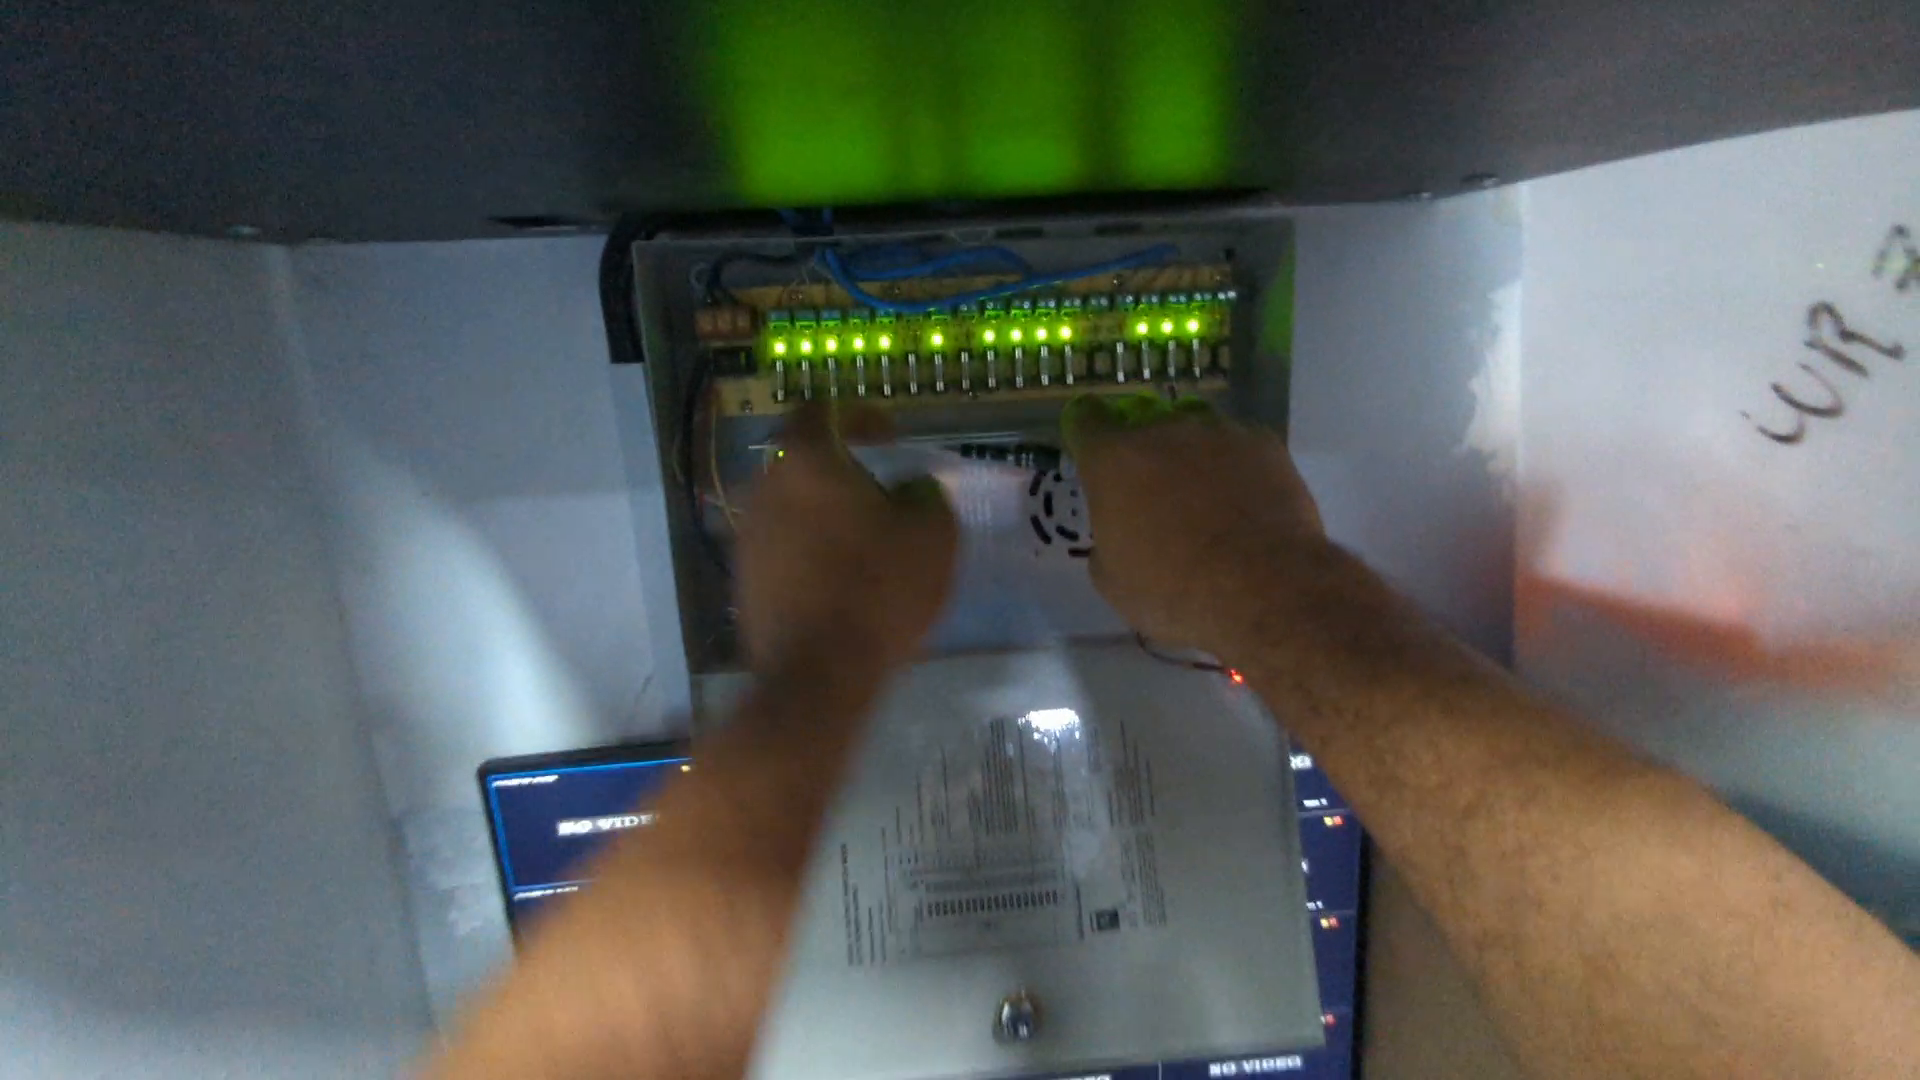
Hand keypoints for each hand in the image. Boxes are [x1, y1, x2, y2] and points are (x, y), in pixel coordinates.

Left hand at [735, 403, 958, 676]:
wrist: (817, 674)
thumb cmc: (878, 591)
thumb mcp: (932, 536)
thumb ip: (926, 496)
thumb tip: (912, 490)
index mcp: (806, 462)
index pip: (823, 412)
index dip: (860, 417)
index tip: (890, 438)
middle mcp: (764, 488)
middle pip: (802, 460)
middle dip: (842, 468)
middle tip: (881, 490)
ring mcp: (747, 536)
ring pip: (790, 504)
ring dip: (825, 511)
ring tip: (865, 538)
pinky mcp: (743, 579)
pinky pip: (782, 545)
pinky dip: (810, 547)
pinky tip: (840, 577)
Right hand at [1063, 394, 1328, 658]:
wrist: (1264, 591)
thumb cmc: (1172, 591)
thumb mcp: (1112, 580)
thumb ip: (1107, 539)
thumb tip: (1122, 532)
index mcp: (1113, 460)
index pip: (1085, 420)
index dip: (1087, 435)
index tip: (1096, 459)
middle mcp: (1162, 432)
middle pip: (1145, 432)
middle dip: (1146, 462)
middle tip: (1159, 507)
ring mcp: (1219, 433)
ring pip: (1194, 439)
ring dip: (1192, 464)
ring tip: (1210, 510)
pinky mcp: (1265, 444)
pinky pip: (1238, 451)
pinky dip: (1236, 472)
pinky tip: (1247, 510)